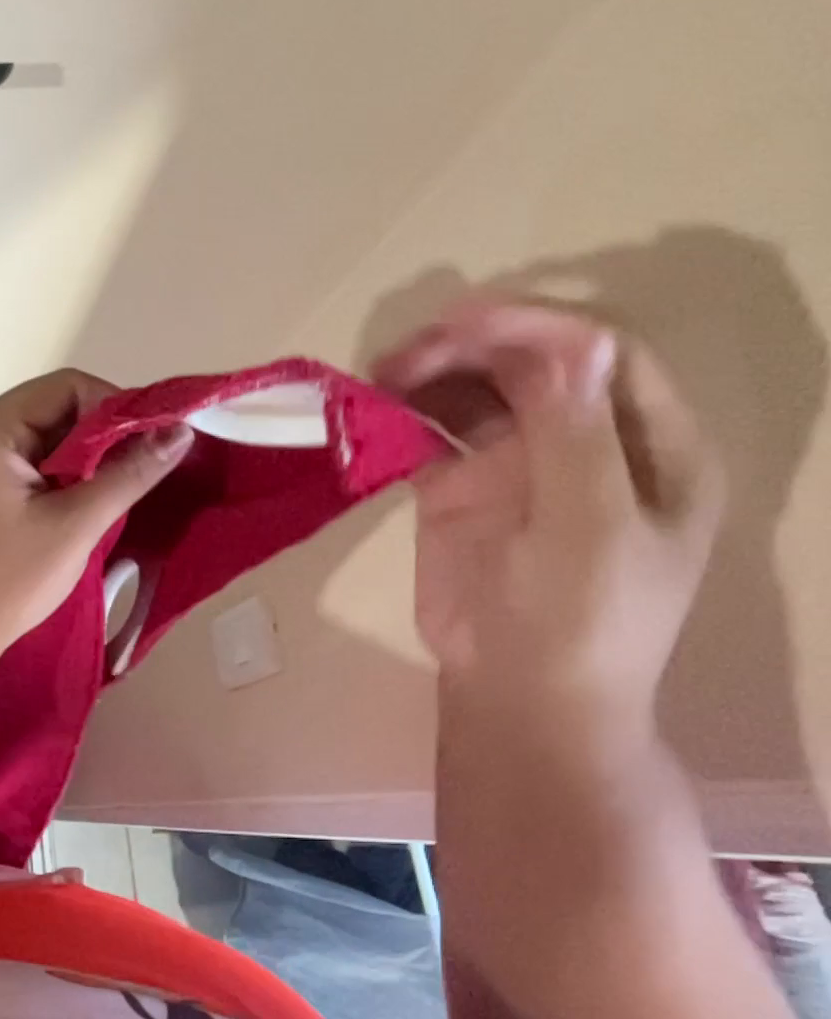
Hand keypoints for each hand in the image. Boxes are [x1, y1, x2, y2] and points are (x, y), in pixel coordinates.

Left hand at [0, 369, 195, 659]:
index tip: (151, 442)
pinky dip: (61, 471)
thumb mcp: (76, 525)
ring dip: (83, 455)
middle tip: (139, 467)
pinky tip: (82, 498)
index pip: (64, 388)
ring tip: (112, 487)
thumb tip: (180, 432)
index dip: (114, 408)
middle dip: (100, 434)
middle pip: (53, 407)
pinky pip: (28, 457)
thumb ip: (129, 473)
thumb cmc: (8, 581)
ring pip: (44, 433)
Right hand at [373, 300, 724, 732]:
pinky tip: (370, 417)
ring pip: (475, 393)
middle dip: (469, 347)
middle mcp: (583, 443)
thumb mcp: (592, 528)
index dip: (534, 327)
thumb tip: (572, 343)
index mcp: (647, 446)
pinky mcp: (458, 490)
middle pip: (530, 365)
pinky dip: (400, 420)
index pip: (601, 356)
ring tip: (376, 380)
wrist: (517, 693)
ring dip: (428, 376)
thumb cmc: (577, 619)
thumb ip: (579, 436)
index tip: (457, 324)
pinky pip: (430, 435)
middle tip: (400, 356)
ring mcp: (516, 466)